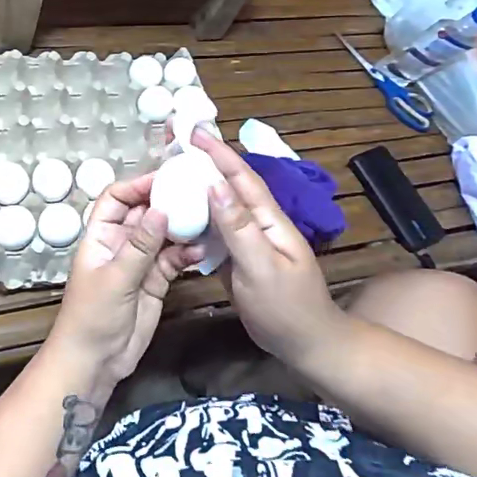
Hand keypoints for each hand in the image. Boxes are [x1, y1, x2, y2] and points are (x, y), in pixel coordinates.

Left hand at [50, 173, 205, 383]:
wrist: (96, 361)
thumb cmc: (92, 315)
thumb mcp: (115, 278)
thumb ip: (140, 245)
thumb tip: (160, 209)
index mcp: (100, 235)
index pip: (116, 198)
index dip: (137, 185)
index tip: (166, 179)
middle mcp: (120, 243)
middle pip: (144, 212)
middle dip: (167, 201)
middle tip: (198, 192)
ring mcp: (140, 262)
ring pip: (163, 235)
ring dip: (182, 227)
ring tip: (208, 218)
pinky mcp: (156, 281)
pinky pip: (173, 260)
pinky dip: (187, 253)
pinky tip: (204, 249)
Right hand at [192, 129, 345, 362]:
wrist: (306, 345)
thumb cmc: (287, 308)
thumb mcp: (262, 267)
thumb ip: (239, 227)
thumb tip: (214, 185)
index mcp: (268, 220)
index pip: (241, 178)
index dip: (218, 154)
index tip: (193, 132)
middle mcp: (257, 222)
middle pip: (228, 184)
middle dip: (204, 160)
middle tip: (175, 141)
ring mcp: (247, 239)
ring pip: (218, 204)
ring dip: (196, 184)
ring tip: (170, 168)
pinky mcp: (236, 256)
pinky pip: (213, 227)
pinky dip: (195, 213)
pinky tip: (177, 210)